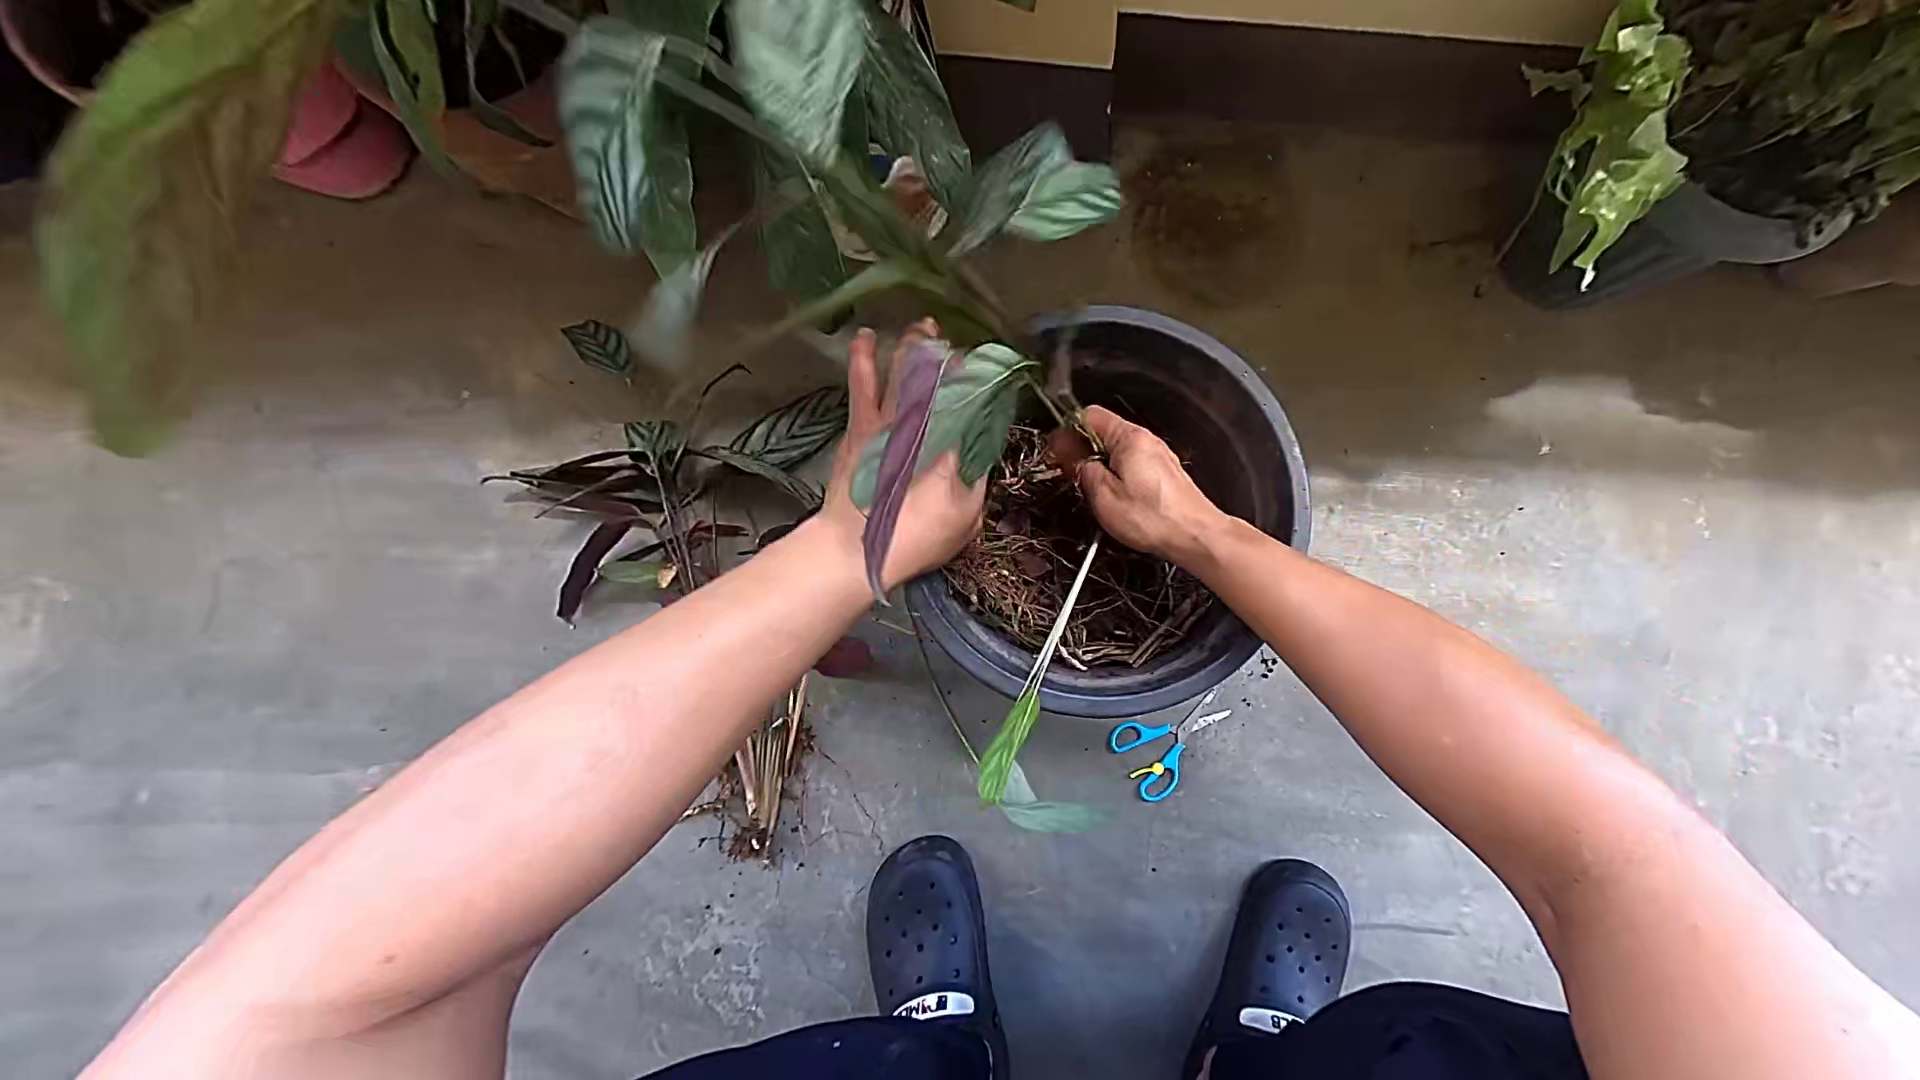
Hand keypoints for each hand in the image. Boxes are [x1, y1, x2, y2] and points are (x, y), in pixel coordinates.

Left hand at [819, 321, 984, 589]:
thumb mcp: (965, 519)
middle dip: (953, 357)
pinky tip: (866, 338)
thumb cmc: (915, 540)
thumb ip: (976, 481)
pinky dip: (864, 359)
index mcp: (955, 447)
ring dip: (916, 346)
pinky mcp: (859, 426)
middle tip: (961, 347)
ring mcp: (888, 422)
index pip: (976, 401)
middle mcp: (924, 425)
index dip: (984, 381)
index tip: (991, 370)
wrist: (853, 550)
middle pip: (943, 378)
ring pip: (905, 371)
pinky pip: (862, 383)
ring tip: (924, 325)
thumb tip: (977, 452)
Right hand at [1049, 405, 1226, 565]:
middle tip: (1073, 474)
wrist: (1196, 536)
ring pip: (1118, 450)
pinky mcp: (1164, 472)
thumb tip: (1076, 461)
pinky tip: (1117, 496)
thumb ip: (1084, 472)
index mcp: (1129, 439)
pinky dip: (1119, 475)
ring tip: (1095, 490)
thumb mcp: (1104, 497)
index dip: (1068, 431)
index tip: (1059, 450)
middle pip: (1104, 432)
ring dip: (1102, 466)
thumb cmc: (1156, 519)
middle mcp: (1147, 441)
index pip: (1089, 415)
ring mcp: (1158, 455)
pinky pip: (1133, 464)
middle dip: (1084, 451)